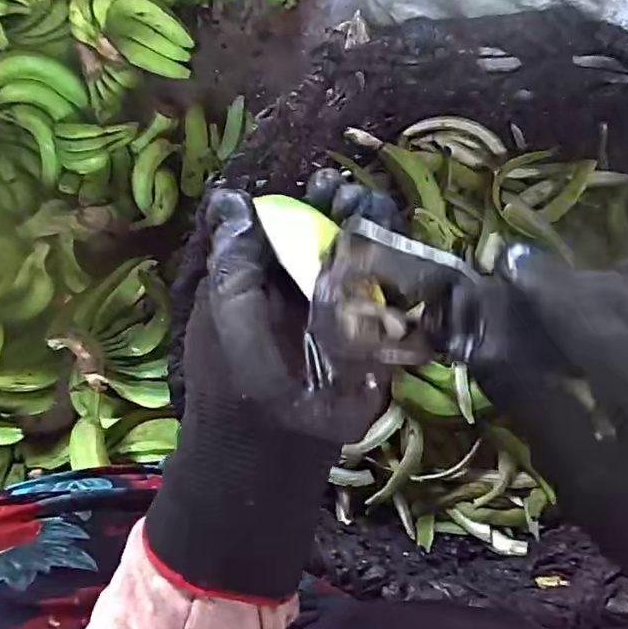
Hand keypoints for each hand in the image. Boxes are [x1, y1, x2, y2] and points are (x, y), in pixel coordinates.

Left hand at [182, 188, 387, 445]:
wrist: (270, 442)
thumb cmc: (234, 372)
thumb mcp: (222, 307)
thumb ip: (232, 254)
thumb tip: (229, 196)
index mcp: (272, 271)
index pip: (298, 220)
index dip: (314, 199)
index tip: (326, 186)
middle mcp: (312, 283)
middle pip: (342, 232)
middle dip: (354, 208)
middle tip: (355, 199)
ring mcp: (348, 308)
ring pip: (373, 257)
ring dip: (380, 231)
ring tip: (378, 218)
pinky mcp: (378, 336)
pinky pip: (397, 296)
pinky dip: (404, 272)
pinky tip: (402, 258)